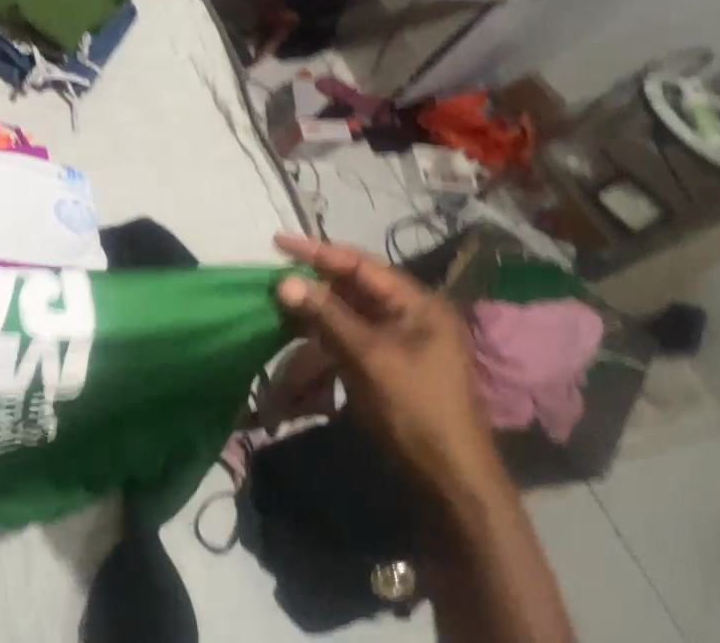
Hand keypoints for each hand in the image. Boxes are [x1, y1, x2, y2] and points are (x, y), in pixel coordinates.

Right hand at [272, 233, 497, 493]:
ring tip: (276, 307)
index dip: (318, 252)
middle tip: (271, 277)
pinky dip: (320, 338)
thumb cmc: (416, 409)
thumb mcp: (370, 357)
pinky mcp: (382, 365)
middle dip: (312, 283)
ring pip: (345, 314)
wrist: (447, 477)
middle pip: (352, 287)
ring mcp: (396, 342)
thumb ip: (327, 315)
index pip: (361, 265)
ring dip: (312, 312)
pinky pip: (345, 340)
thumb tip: (284, 281)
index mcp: (418, 305)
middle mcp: (408, 316)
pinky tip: (295, 338)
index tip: (277, 241)